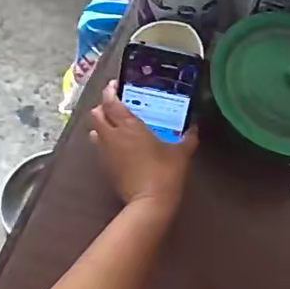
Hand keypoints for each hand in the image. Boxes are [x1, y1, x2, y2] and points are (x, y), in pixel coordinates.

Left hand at [89, 80, 196, 210]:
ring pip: (94, 131)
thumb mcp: (182, 152)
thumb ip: (188, 136)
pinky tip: (119, 147)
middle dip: (102, 107)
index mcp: (129, 125)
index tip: (115, 85)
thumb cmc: (165, 172)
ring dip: (101, 125)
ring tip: (115, 125)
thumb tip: (194, 128)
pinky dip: (105, 142)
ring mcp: (105, 153)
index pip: (110, 101)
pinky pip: (99, 148)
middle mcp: (112, 135)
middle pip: (95, 114)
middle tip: (115, 106)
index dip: (110, 90)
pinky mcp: (104, 168)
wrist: (149, 203)